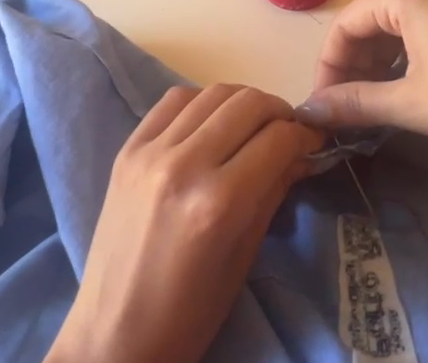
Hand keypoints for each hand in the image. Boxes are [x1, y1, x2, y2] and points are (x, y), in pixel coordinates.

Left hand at [47, 84, 322, 362]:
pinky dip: (202, 103)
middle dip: (279, 112)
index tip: (314, 141)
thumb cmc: (189, 312)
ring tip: (252, 126)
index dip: (305, 136)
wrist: (113, 334)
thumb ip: (274, 192)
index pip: (278, 139)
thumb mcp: (244, 256)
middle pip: (249, 103)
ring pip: (213, 92)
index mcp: (219, 203)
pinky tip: (211, 124)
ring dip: (243, 103)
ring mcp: (150, 152)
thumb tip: (304, 151)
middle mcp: (184, 165)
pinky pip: (174, 100)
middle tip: (287, 133)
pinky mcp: (127, 149)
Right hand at [297, 0, 427, 158]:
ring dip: (378, 67)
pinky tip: (406, 93)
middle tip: (346, 113)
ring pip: (396, 29)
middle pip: (370, 23)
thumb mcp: (410, 103)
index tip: (322, 109)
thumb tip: (309, 110)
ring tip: (373, 109)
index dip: (328, 69)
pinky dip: (405, 61)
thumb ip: (356, 103)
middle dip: (353, 67)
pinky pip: (422, 31)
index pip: (345, 26)